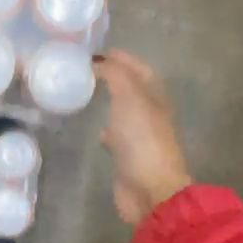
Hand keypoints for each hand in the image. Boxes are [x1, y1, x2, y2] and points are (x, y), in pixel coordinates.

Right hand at [95, 50, 192, 224]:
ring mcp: (141, 137)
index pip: (140, 70)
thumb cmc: (142, 139)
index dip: (123, 59)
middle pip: (134, 89)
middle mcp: (151, 114)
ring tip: (87, 93)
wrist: (150, 190)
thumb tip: (99, 61)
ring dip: (110, 101)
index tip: (98, 52)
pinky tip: (96, 130)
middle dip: (114, 77)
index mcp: (155, 97)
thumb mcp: (130, 98)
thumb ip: (115, 75)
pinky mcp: (129, 157)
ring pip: (125, 112)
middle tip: (87, 70)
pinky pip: (118, 136)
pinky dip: (107, 129)